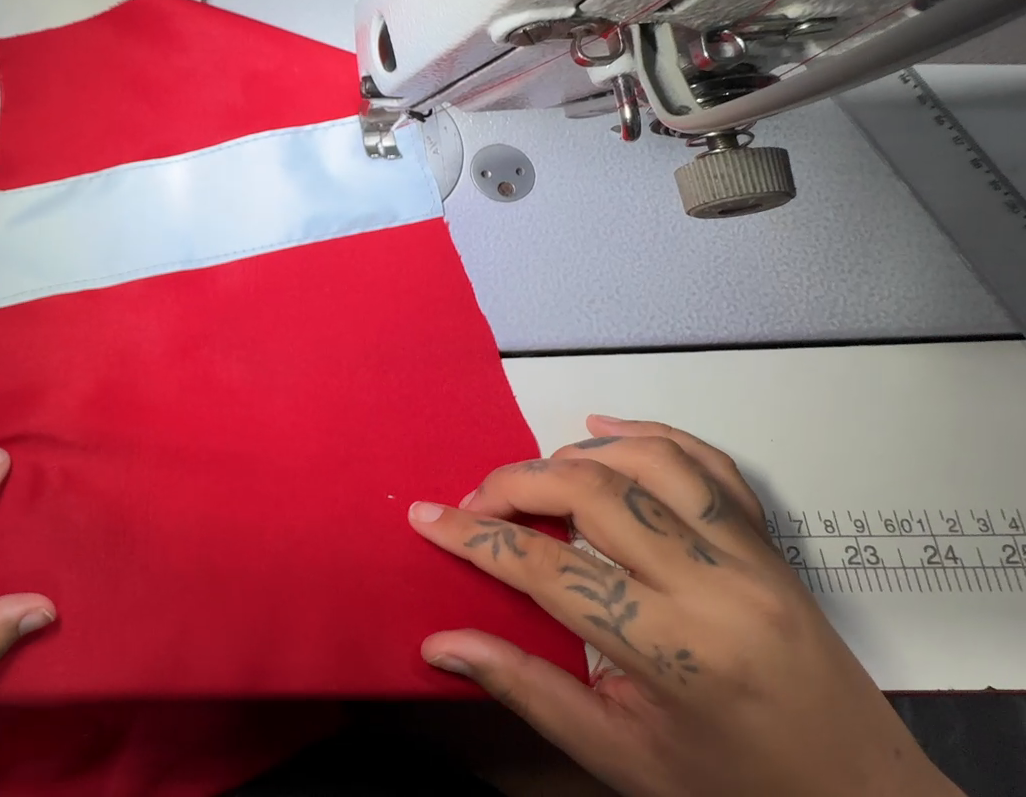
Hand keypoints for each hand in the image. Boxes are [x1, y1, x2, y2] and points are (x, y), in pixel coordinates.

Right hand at [408, 416, 961, 796]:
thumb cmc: (731, 786)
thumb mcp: (618, 754)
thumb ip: (524, 687)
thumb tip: (437, 644)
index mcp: (678, 650)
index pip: (548, 568)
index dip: (473, 537)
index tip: (424, 517)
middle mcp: (718, 587)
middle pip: (593, 493)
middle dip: (513, 486)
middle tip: (474, 506)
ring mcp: (754, 558)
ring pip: (649, 462)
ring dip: (572, 456)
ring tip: (532, 482)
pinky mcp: (771, 545)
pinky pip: (709, 464)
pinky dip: (647, 436)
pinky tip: (601, 434)